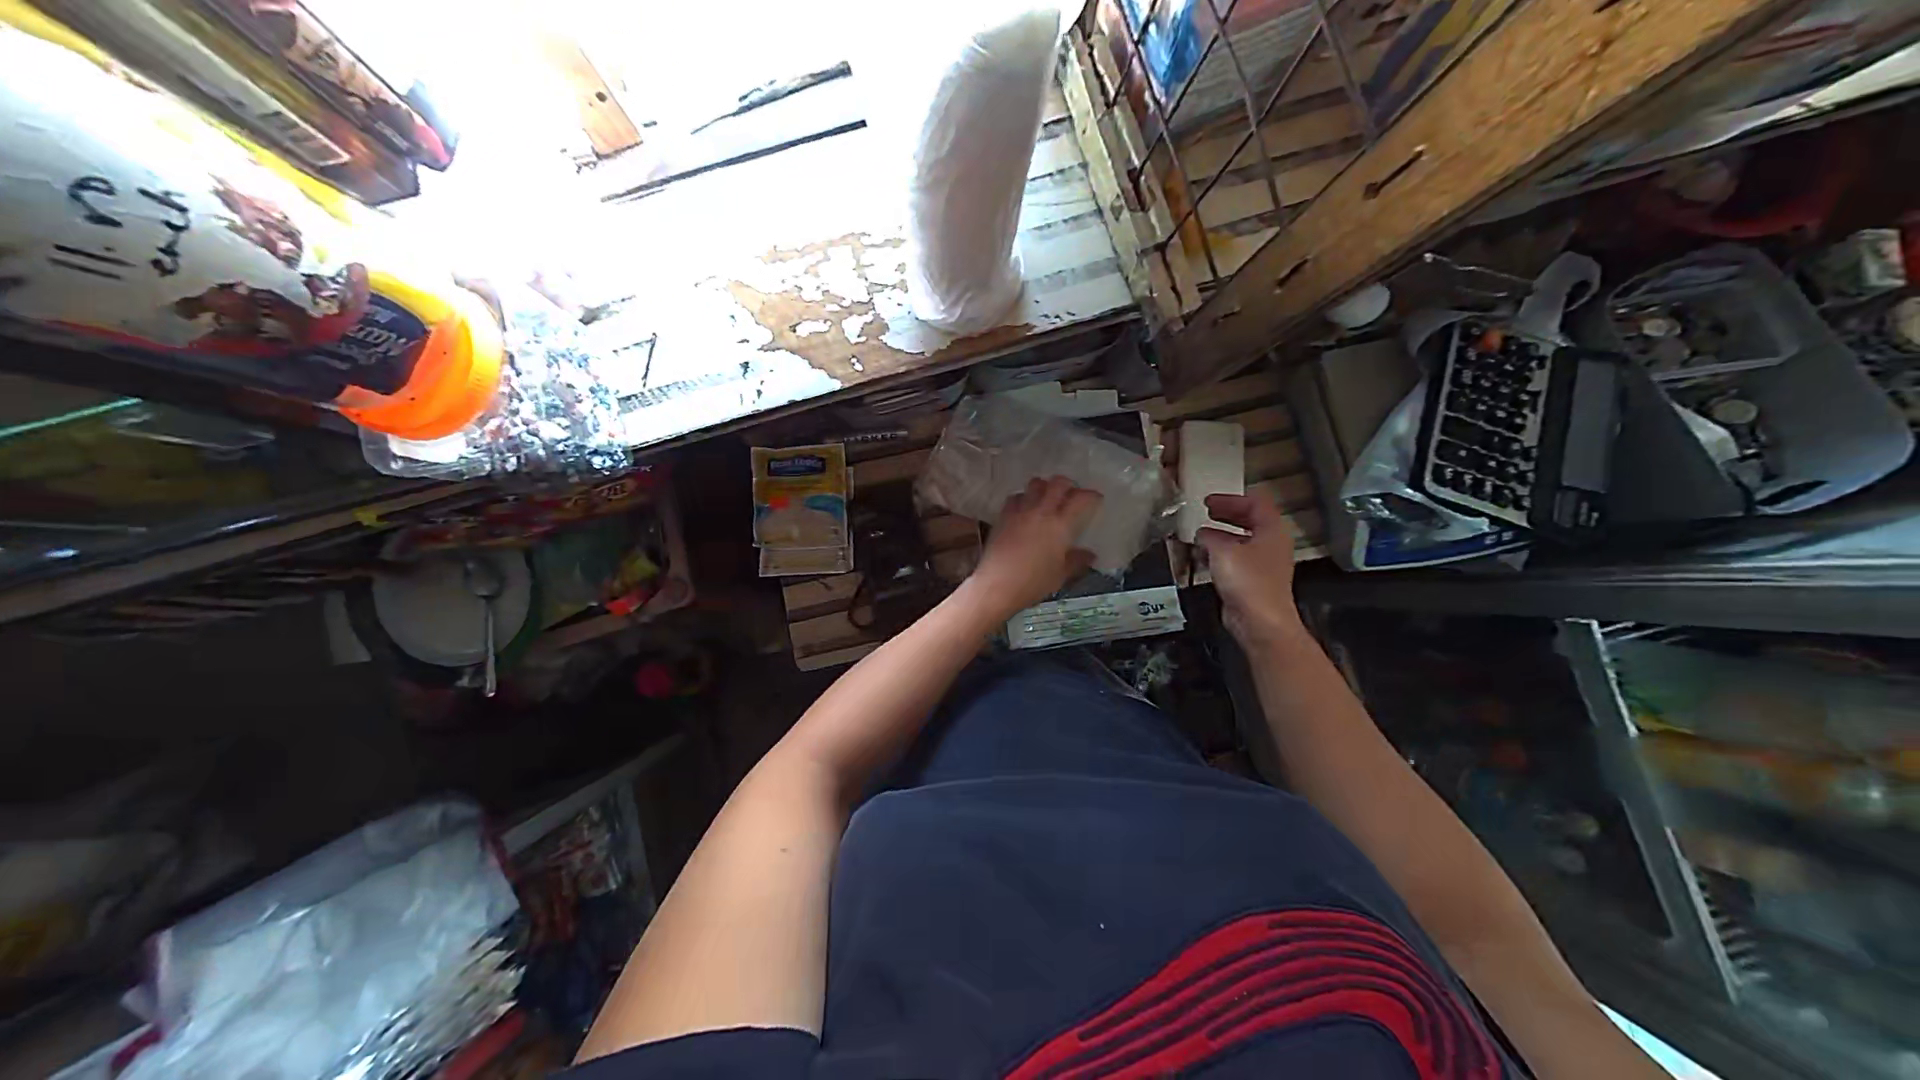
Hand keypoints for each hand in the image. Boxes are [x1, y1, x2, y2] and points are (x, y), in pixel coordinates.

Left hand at [966, 476, 1101, 619]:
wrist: (997, 585)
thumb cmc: (1033, 583)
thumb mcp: (1060, 575)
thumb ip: (1076, 561)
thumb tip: (1090, 555)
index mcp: (1060, 525)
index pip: (1081, 499)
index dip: (1091, 496)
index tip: (1095, 499)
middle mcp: (1041, 511)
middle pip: (1058, 483)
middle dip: (1068, 485)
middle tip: (1071, 495)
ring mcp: (1020, 511)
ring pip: (1036, 484)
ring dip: (1045, 487)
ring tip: (1047, 498)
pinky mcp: (1004, 515)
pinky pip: (1016, 496)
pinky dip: (1024, 497)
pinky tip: (1025, 509)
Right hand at [1196, 492, 1303, 647]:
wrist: (1260, 621)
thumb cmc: (1246, 580)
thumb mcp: (1222, 550)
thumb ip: (1209, 536)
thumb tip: (1202, 534)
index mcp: (1272, 530)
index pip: (1255, 503)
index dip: (1231, 499)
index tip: (1208, 501)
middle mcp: (1272, 543)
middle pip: (1251, 520)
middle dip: (1227, 514)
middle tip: (1206, 512)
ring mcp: (1264, 563)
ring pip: (1242, 540)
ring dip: (1221, 535)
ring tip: (1199, 534)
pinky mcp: (1254, 580)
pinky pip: (1236, 559)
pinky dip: (1220, 554)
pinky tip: (1203, 557)